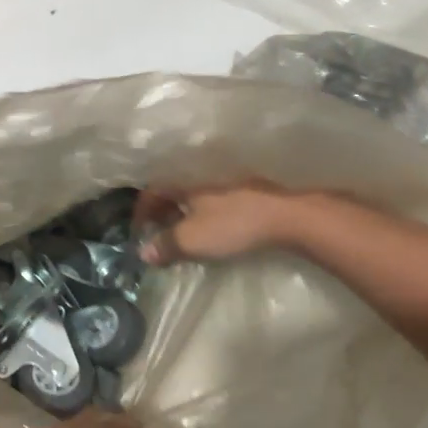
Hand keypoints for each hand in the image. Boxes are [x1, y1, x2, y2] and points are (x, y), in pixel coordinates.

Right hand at [134, 180, 319, 264]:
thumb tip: (143, 253)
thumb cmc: (233, 224)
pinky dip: (204, 212)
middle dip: (162, 211)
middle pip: (173, 189)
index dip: (140, 211)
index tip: (138, 232)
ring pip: (194, 194)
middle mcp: (202, 174)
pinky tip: (210, 228)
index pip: (152, 190)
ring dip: (184, 212)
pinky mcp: (247, 189)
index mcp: (185, 180)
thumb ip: (164, 245)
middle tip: (158, 233)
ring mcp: (227, 179)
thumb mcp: (191, 239)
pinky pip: (214, 198)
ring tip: (183, 234)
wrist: (289, 215)